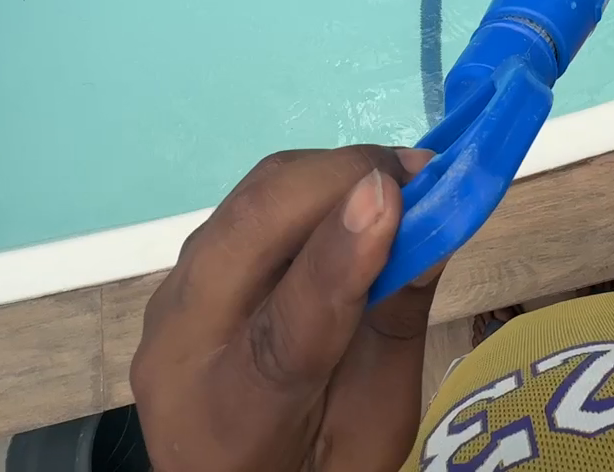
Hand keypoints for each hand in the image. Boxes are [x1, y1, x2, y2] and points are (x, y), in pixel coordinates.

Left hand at [131, 146, 439, 471]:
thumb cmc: (316, 462)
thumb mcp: (375, 427)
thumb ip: (398, 326)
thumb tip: (436, 226)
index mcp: (233, 420)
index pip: (285, 330)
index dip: (341, 256)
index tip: (395, 195)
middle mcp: (183, 345)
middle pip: (251, 228)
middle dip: (340, 177)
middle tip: (420, 173)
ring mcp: (177, 292)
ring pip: (254, 194)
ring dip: (333, 172)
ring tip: (399, 183)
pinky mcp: (191, 259)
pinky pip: (255, 196)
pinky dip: (315, 180)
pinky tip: (358, 194)